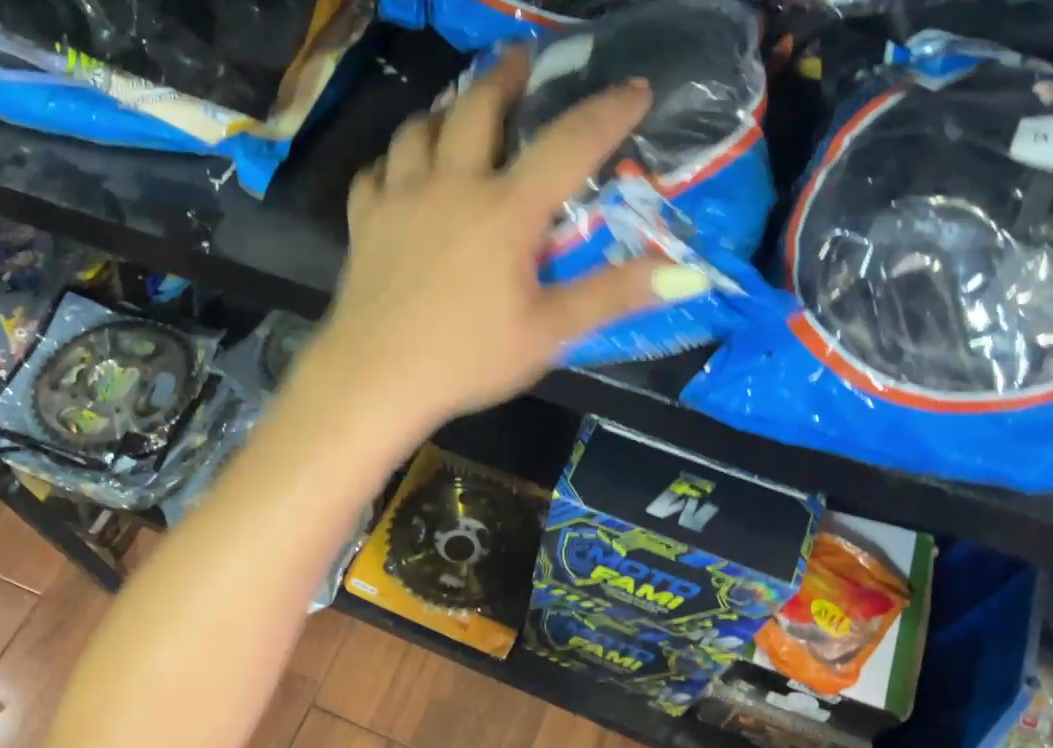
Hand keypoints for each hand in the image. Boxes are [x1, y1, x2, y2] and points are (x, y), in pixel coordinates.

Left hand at [294, 49, 705, 434]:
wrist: (374, 381)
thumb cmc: (465, 361)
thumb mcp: (548, 334)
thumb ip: (613, 296)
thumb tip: (688, 273)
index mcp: (506, 210)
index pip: (570, 143)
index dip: (608, 111)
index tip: (635, 88)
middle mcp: (451, 186)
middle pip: (477, 106)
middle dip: (506, 76)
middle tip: (523, 62)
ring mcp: (400, 199)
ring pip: (418, 130)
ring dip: (443, 113)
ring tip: (458, 113)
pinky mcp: (364, 223)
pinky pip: (374, 173)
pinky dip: (391, 164)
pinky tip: (400, 174)